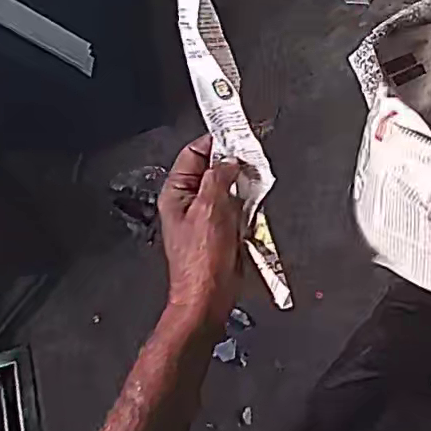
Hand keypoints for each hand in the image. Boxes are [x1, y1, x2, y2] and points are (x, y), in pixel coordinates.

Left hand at [158, 135, 242, 321]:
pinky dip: (250, 205)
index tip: (235, 134)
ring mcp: (208, 216)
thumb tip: (230, 161)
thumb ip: (219, 177)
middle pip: (214, 169)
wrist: (209, 296)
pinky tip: (254, 210)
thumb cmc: (200, 263)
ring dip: (244, 187)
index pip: (194, 153)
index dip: (215, 142)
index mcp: (176, 193)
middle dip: (234, 165)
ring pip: (230, 188)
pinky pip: (240, 207)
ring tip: (253, 187)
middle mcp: (190, 203)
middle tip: (250, 160)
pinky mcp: (224, 229)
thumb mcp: (210, 208)